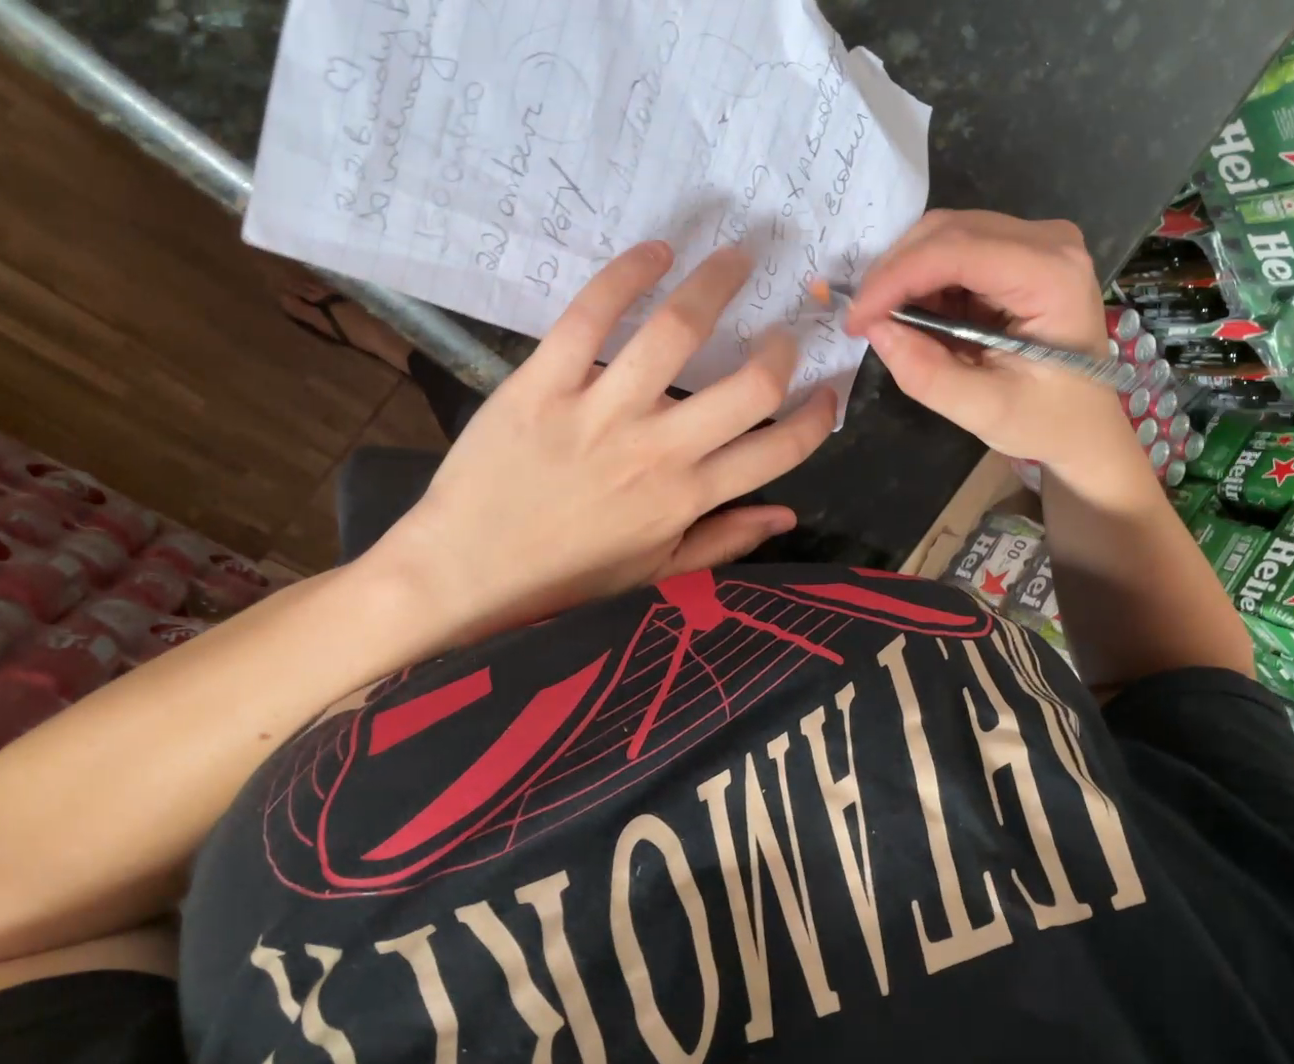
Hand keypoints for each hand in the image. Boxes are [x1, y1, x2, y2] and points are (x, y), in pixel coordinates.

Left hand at [368, 242, 835, 639]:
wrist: (466, 576)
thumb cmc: (566, 581)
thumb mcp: (656, 575)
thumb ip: (723, 542)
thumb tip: (788, 515)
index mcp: (688, 498)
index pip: (778, 449)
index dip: (817, 416)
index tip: (827, 391)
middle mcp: (657, 450)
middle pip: (749, 384)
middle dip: (782, 348)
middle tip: (783, 328)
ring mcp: (599, 412)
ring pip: (676, 333)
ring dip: (717, 286)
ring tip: (736, 258)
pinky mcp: (542, 383)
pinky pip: (591, 317)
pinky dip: (626, 275)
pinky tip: (656, 252)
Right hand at [846, 210, 1134, 472]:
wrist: (1086, 426)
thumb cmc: (1047, 422)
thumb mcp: (984, 410)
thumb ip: (927, 373)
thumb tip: (875, 329)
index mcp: (1052, 275)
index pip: (957, 250)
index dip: (895, 278)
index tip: (856, 319)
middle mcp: (1049, 241)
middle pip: (948, 230)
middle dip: (894, 273)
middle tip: (863, 321)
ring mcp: (1036, 241)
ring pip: (946, 234)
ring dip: (907, 276)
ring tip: (888, 323)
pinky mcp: (1020, 252)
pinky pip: (956, 249)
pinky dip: (925, 281)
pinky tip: (917, 316)